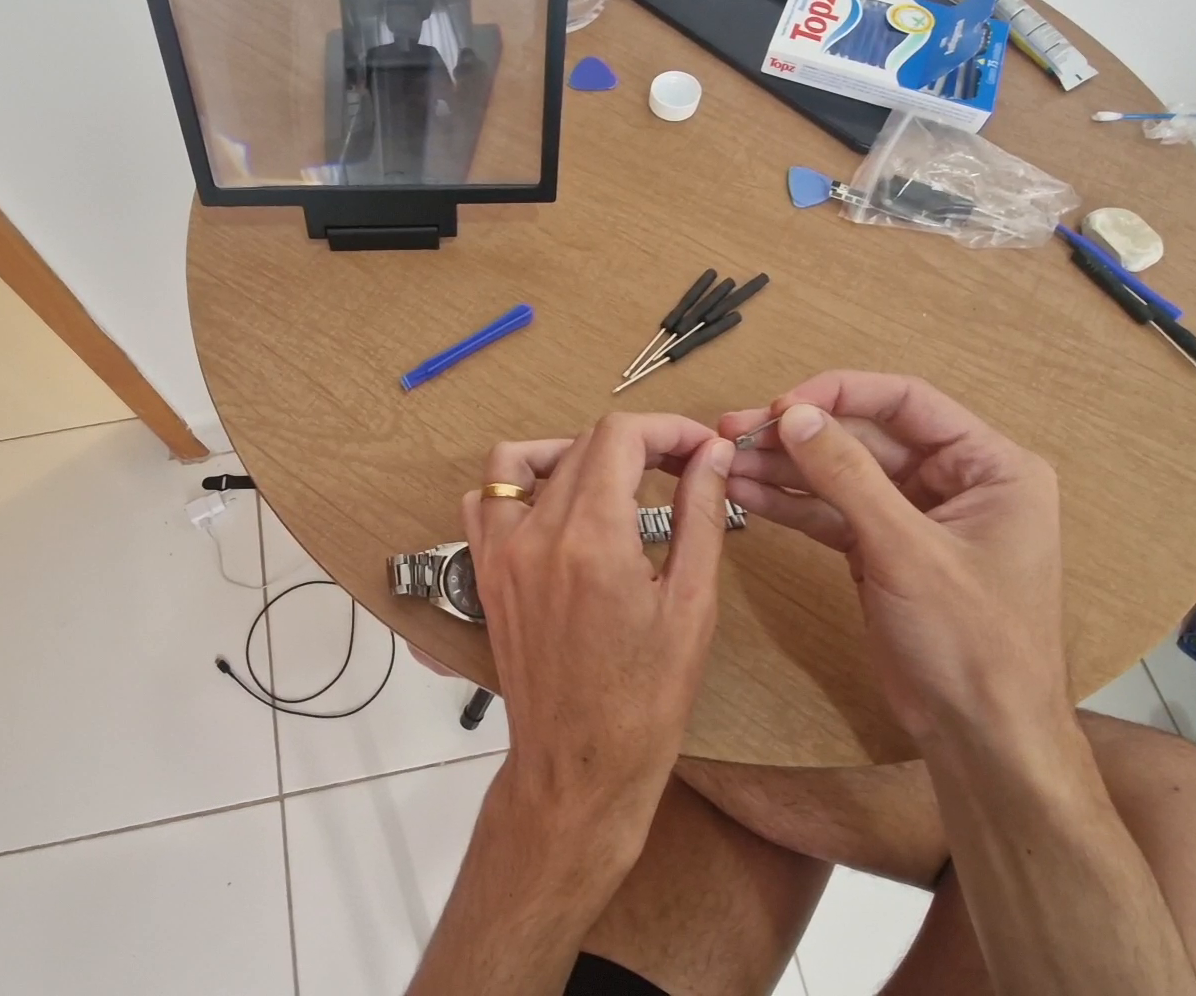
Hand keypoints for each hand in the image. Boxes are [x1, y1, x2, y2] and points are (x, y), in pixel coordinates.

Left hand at [463, 414, 735, 853]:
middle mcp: (535, 535)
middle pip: (581, 444)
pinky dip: (517, 486)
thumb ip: (699, 516)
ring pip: (523, 461)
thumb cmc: (646, 699)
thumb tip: (710, 454)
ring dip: (572, 454)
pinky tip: (554, 508)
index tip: (698, 449)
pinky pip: (485, 502)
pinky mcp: (485, 573)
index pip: (620, 437)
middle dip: (636, 444)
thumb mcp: (691, 605)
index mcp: (592, 538)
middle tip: (677, 469)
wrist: (579, 765)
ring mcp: (500, 553)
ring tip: (614, 480)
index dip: (666, 430)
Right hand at [719, 372, 1064, 740]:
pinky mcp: (879, 549)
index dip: (839, 394)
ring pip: (837, 476)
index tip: (780, 406)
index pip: (905, 402)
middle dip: (797, 435)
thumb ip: (848, 478)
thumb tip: (795, 416)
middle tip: (734, 431)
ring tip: (726, 462)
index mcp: (989, 466)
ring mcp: (911, 517)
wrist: (978, 733)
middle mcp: (952, 482)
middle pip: (862, 438)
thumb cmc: (972, 642)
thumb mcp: (907, 550)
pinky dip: (789, 505)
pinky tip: (746, 494)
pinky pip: (829, 514)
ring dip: (783, 469)